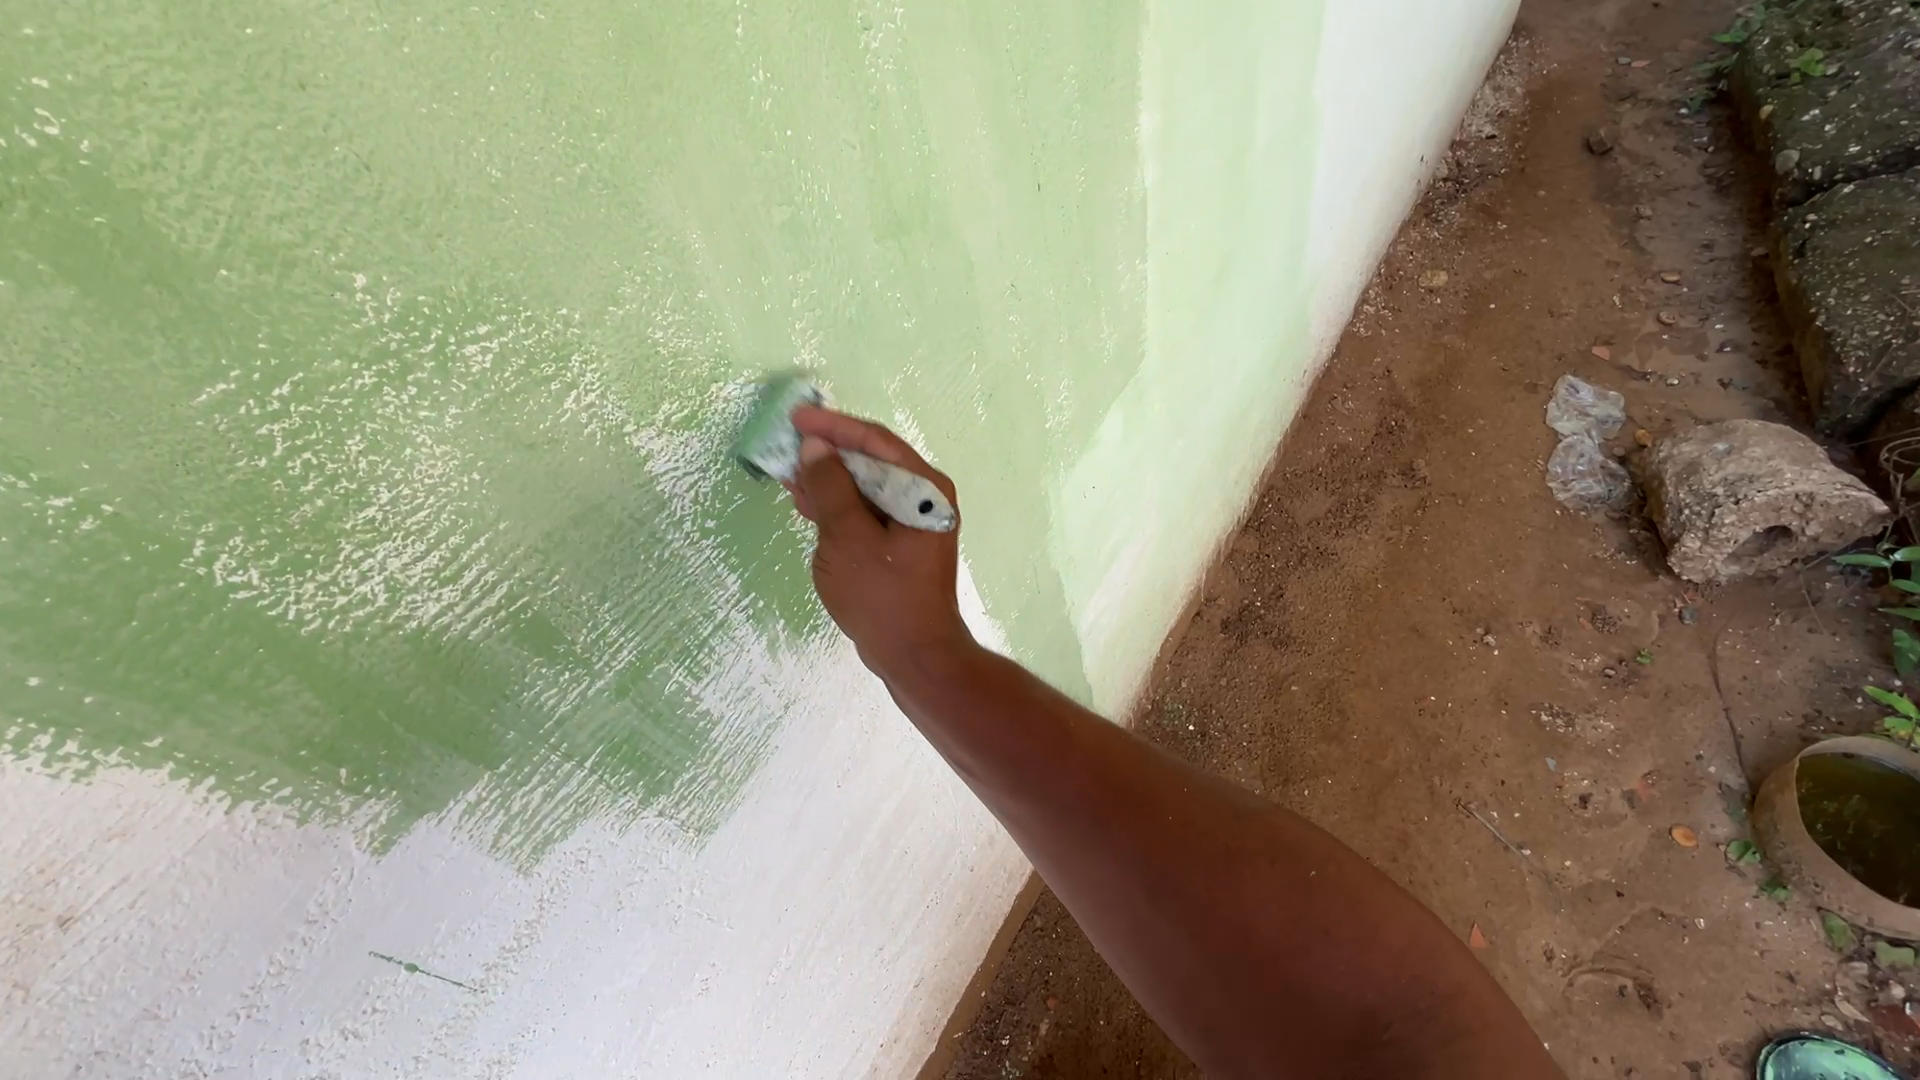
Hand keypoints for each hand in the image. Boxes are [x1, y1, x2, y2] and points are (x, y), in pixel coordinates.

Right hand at [785, 405, 974, 678]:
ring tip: (789, 481)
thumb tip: (816, 447)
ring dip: (828, 483)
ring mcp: (915, 522)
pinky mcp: (901, 544)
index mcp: (924, 488)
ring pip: (866, 488)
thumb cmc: (882, 596)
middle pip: (871, 462)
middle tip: (787, 453)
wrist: (914, 655)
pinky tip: (809, 508)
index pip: (875, 441)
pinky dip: (838, 508)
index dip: (833, 427)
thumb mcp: (847, 537)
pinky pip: (867, 512)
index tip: (797, 420)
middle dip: (827, 457)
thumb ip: (830, 487)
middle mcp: (925, 498)